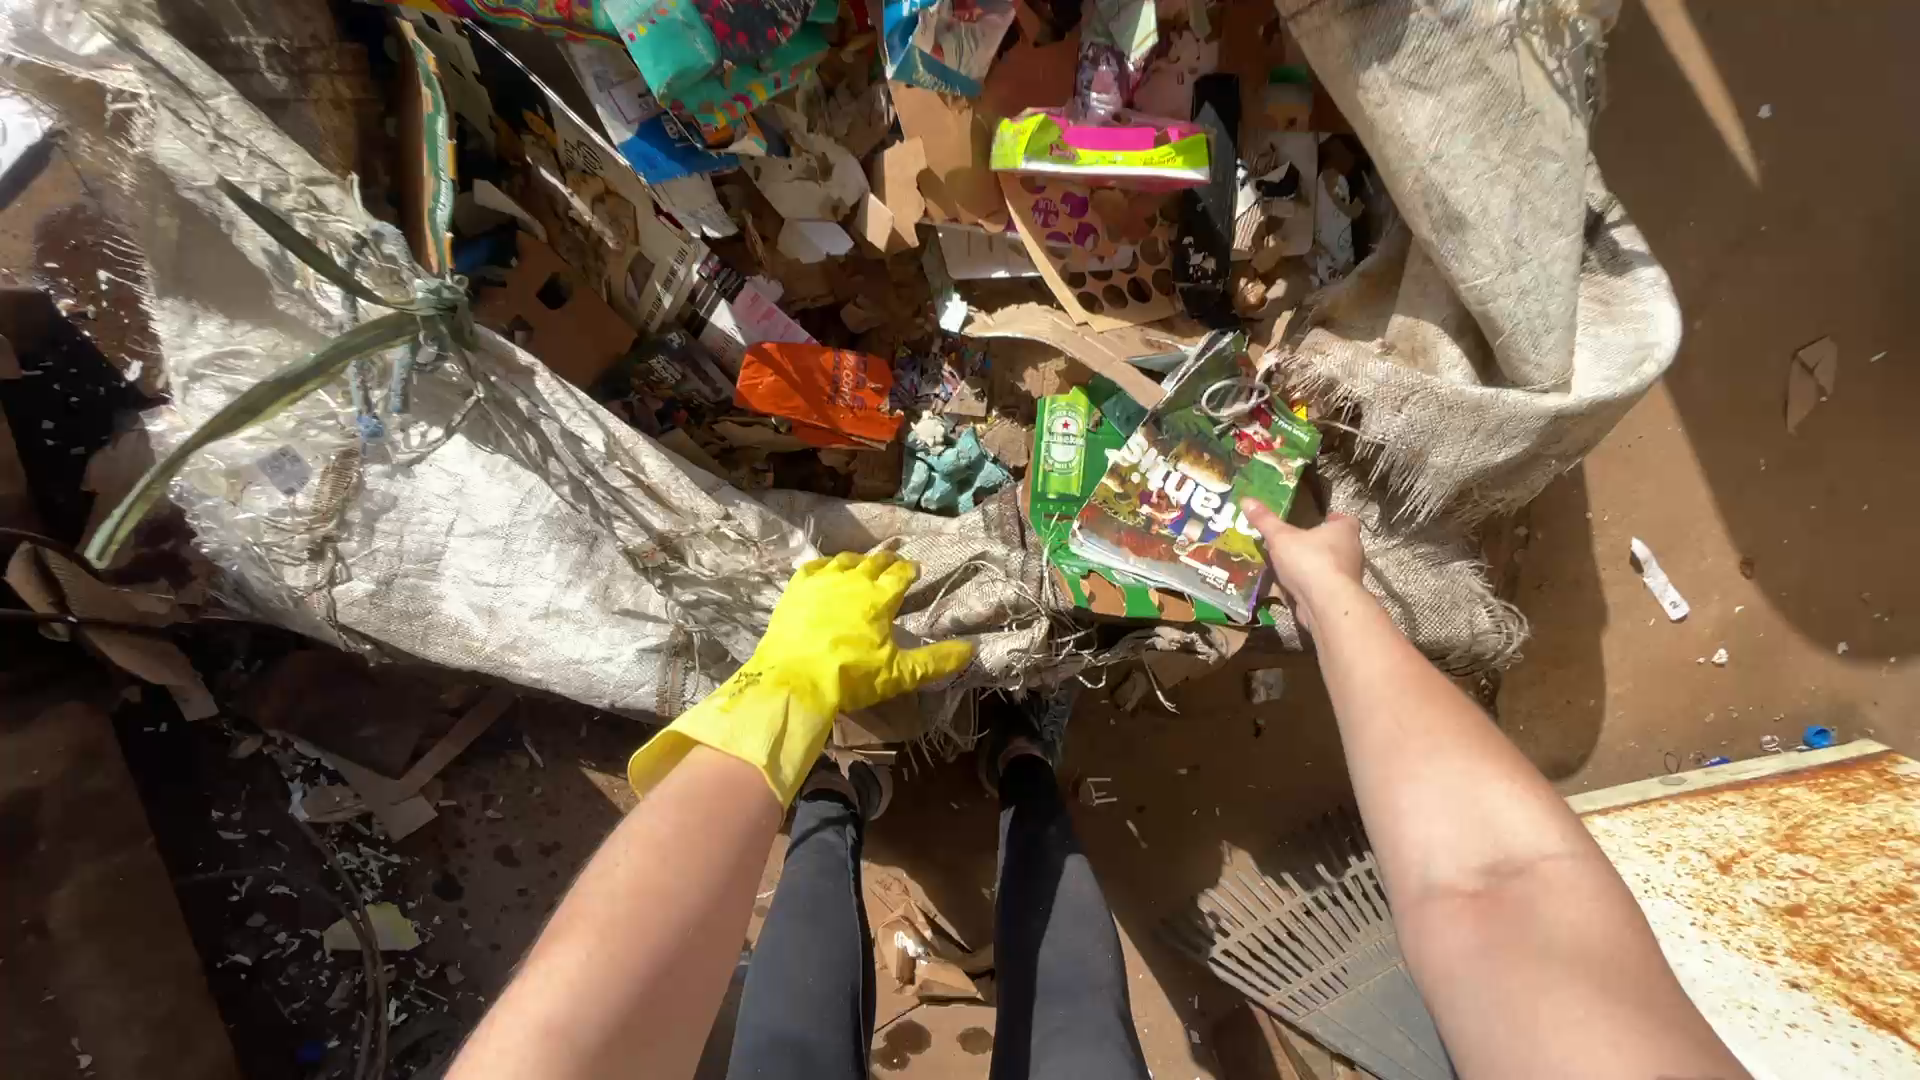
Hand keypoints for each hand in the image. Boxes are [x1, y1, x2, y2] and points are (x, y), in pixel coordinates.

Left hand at [628, 552, 973, 804]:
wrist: (794, 682)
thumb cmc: (850, 677)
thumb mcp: (899, 673)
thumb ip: (935, 661)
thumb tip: (970, 650)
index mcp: (879, 597)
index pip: (900, 574)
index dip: (910, 570)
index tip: (916, 569)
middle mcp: (852, 581)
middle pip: (874, 562)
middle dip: (888, 560)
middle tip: (895, 561)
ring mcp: (821, 582)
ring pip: (844, 560)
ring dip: (858, 560)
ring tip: (863, 562)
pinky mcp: (796, 590)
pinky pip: (813, 567)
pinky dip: (825, 564)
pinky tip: (826, 568)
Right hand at [1239, 499, 1364, 631]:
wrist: (1326, 602)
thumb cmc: (1309, 560)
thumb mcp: (1280, 537)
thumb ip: (1265, 520)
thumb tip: (1246, 500)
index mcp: (1344, 531)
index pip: (1346, 520)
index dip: (1335, 519)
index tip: (1323, 519)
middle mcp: (1352, 551)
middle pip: (1340, 543)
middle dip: (1323, 542)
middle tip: (1301, 541)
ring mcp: (1348, 576)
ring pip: (1333, 565)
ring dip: (1317, 564)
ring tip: (1294, 564)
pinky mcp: (1340, 596)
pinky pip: (1325, 585)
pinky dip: (1313, 584)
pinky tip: (1295, 586)